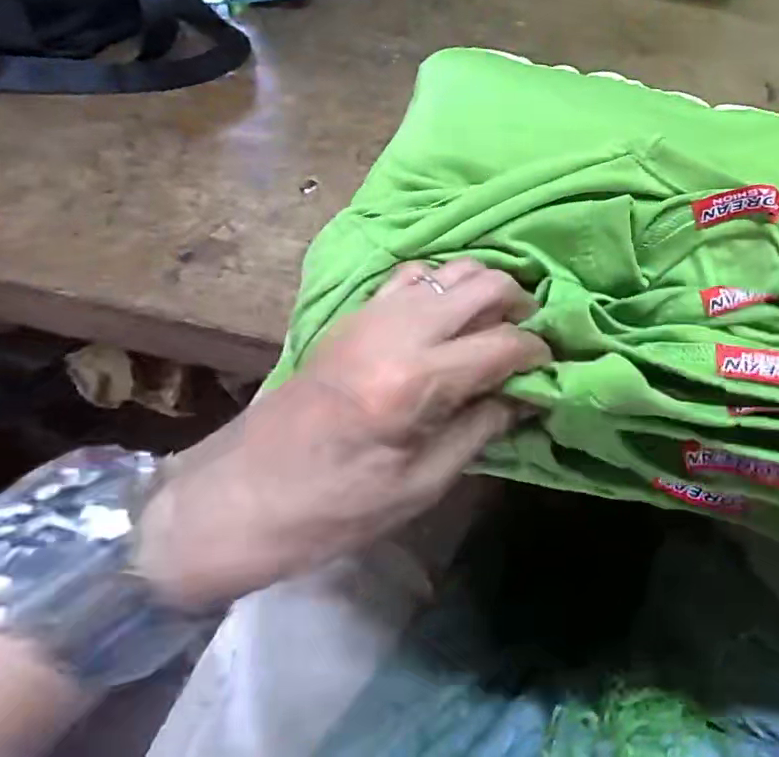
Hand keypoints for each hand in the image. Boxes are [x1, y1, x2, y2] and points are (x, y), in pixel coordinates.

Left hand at [134, 259, 550, 610]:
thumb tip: (529, 394)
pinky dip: (445, 287)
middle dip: (520, 307)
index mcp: (415, 382)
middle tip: (527, 341)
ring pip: (454, 269)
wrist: (230, 501)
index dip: (538, 353)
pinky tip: (448, 320)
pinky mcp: (353, 314)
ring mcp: (371, 315)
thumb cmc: (332, 509)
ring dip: (485, 291)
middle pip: (486, 284)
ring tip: (494, 326)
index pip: (505, 343)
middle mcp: (397, 332)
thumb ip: (484, 427)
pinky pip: (415, 275)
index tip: (549, 369)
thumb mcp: (422, 484)